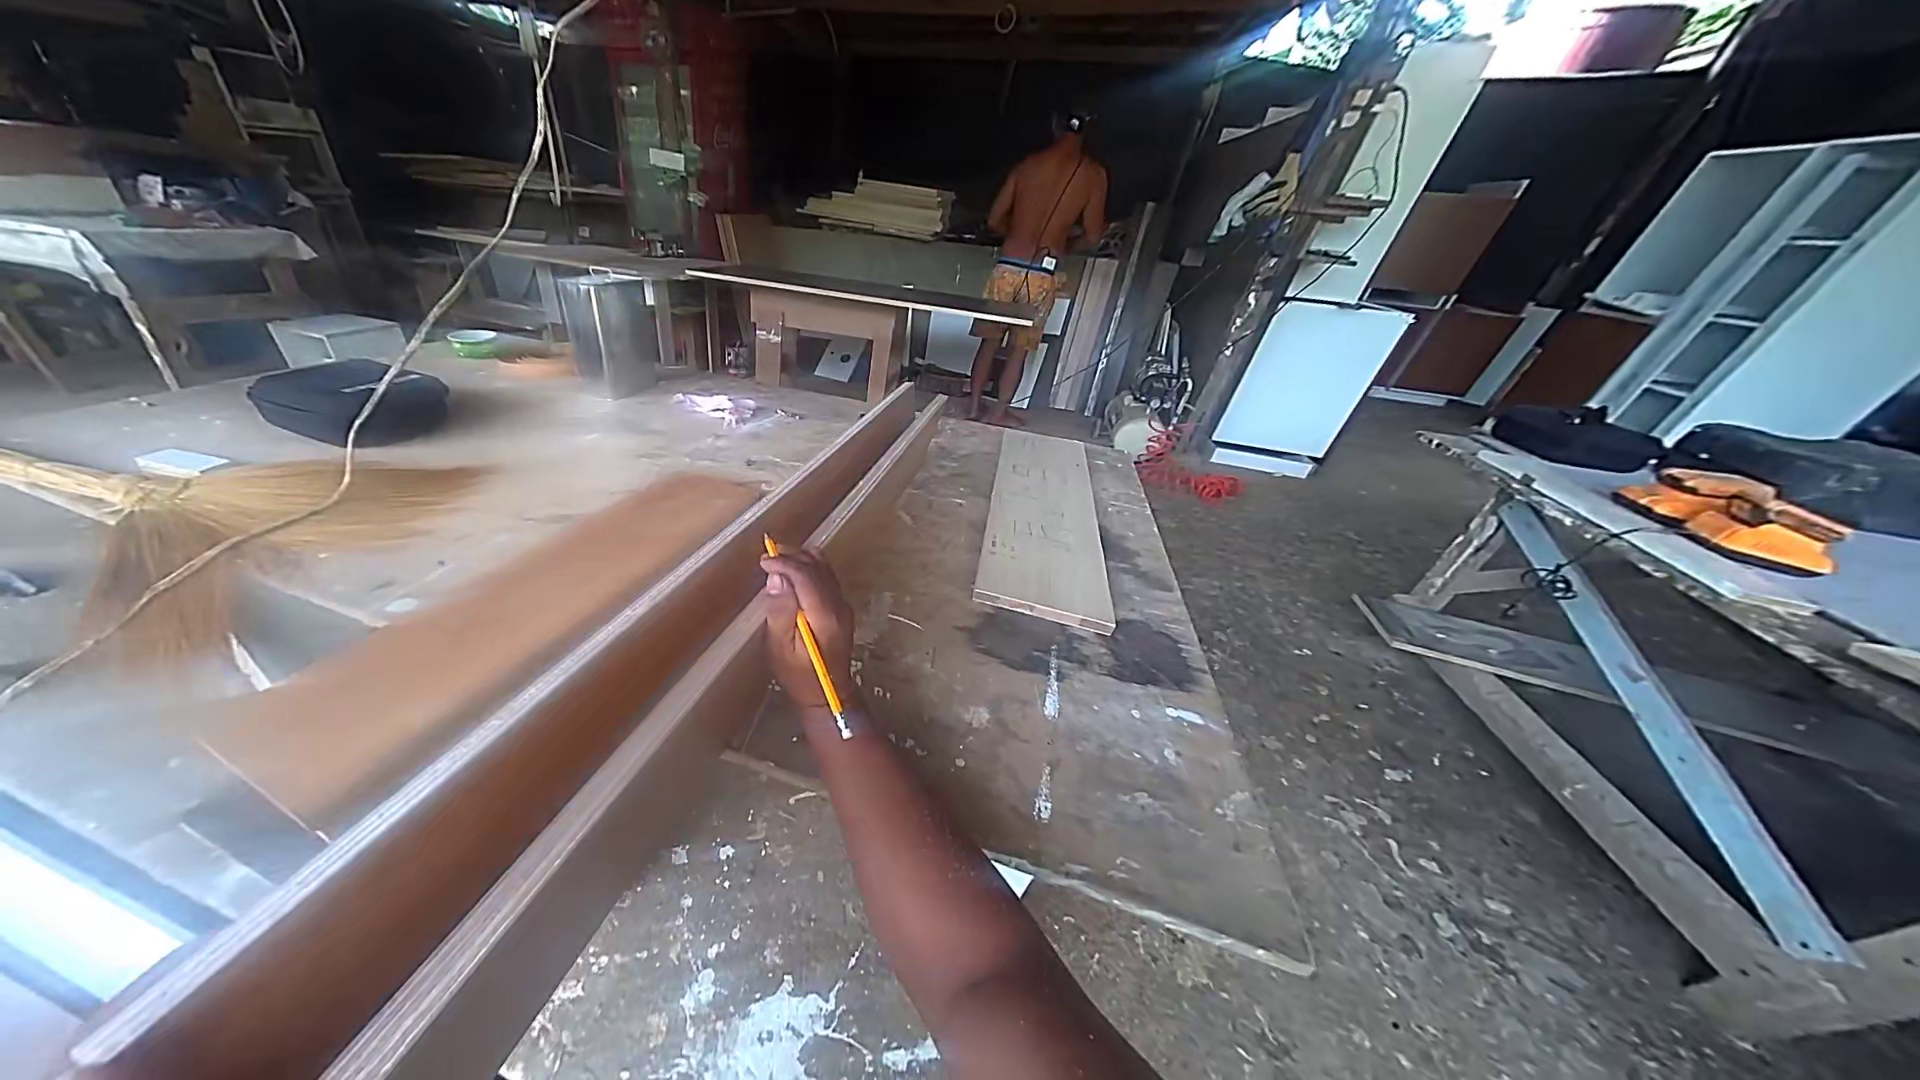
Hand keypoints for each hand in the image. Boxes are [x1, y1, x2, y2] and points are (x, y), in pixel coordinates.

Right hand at [759, 550, 854, 710]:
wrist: (829, 692)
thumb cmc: (800, 675)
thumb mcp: (781, 648)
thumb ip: (780, 611)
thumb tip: (777, 578)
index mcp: (825, 615)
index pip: (806, 576)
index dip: (785, 563)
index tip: (764, 561)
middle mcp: (839, 605)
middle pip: (817, 567)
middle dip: (792, 557)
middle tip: (768, 557)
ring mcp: (843, 604)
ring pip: (825, 568)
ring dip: (801, 559)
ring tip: (778, 561)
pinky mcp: (841, 606)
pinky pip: (826, 577)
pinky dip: (809, 568)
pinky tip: (792, 573)